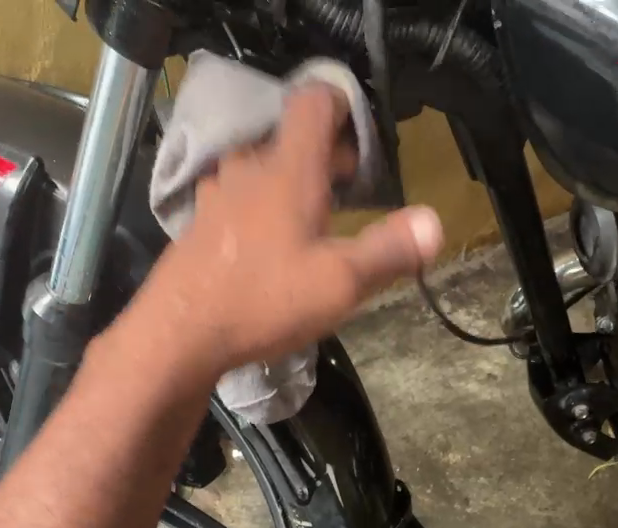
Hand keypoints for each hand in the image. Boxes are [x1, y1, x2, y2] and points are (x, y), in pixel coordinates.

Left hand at [114, 85, 443, 379]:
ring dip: (297, 183)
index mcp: (289, 170)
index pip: (314, 103)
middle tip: (357, 192)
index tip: (365, 139)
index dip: (343, 107)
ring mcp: (221, 192)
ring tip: (321, 220)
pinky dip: (268, 204)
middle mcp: (250, 168)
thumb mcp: (340, 284)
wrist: (182, 333)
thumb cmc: (266, 301)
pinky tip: (277, 244)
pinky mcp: (204, 221)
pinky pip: (244, 195)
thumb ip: (389, 250)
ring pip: (267, 168)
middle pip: (294, 137)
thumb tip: (435, 222)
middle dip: (330, 157)